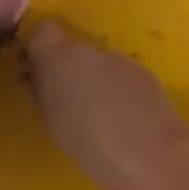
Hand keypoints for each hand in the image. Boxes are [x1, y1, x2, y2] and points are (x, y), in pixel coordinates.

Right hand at [21, 23, 188, 189]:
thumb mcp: (53, 122)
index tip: (37, 77)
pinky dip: (117, 90)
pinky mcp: (144, 72)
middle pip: (71, 49)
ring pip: (97, 63)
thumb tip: (34, 74)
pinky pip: (120, 75)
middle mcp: (89, 50)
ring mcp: (120, 59)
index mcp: (58, 58)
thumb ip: (41, 91)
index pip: (42, 32)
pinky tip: (124, 119)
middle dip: (66, 69)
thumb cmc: (91, 147)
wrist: (154, 157)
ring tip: (99, 117)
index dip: (39, 51)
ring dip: (93, 81)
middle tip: (67, 103)